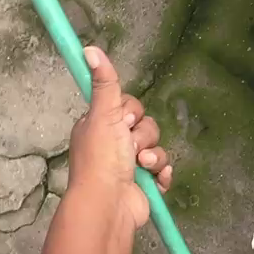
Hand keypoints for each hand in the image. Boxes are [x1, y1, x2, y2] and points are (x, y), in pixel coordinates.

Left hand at [66, 46, 171, 229]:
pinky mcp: (144, 185)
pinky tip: (155, 179)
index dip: (131, 113)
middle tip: (130, 147)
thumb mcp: (103, 115)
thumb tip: (89, 48)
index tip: (124, 121)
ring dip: (154, 156)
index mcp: (100, 127)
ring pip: (157, 148)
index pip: (127, 107)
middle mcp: (113, 145)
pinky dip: (162, 174)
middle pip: (146, 126)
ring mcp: (129, 166)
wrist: (109, 205)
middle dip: (144, 136)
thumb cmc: (101, 160)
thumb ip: (105, 84)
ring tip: (141, 166)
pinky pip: (163, 170)